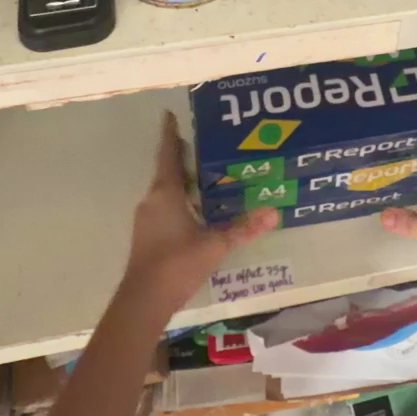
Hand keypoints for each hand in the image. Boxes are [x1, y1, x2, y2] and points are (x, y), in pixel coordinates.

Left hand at [120, 112, 278, 312]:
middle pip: (166, 170)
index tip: (169, 114)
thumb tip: (273, 212)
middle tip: (202, 142)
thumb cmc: (177, 263)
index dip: (169, 134)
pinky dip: (178, 198)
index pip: (168, 154)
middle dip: (181, 155)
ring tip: (204, 171)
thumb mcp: (215, 244)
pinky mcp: (146, 235)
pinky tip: (195, 206)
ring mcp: (146, 219)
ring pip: (165, 189)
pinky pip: (163, 205)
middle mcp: (152, 200)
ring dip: (181, 178)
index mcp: (165, 193)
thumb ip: (243, 228)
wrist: (143, 301)